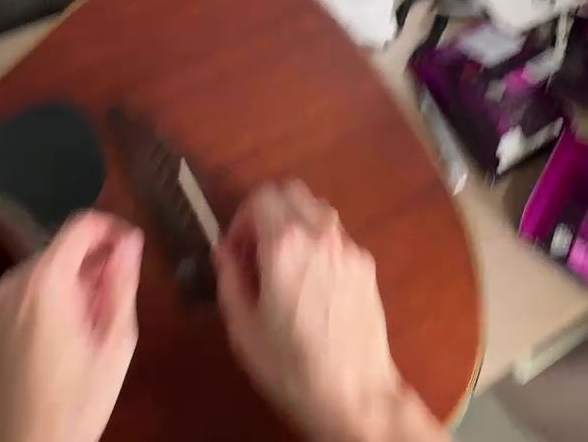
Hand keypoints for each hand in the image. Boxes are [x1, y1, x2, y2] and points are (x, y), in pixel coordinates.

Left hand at [0, 210, 143, 441]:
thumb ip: (123, 283)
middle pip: (67, 246)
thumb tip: (131, 240)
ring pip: (53, 266)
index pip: (83, 224)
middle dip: (98, 263)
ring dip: (81, 280)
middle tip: (119, 300)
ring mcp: (2, 299)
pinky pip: (36, 287)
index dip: (113, 229)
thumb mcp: (115, 344)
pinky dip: (61, 294)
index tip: (134, 252)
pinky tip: (76, 334)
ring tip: (100, 323)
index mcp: (46, 279)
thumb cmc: (75, 402)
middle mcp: (17, 280)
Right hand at [213, 182, 437, 441]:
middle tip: (256, 247)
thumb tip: (222, 251)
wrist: (356, 396)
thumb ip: (228, 278)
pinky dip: (317, 241)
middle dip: (267, 211)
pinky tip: (312, 280)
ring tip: (284, 262)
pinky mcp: (365, 263)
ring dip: (294, 221)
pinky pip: (335, 234)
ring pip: (315, 208)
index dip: (241, 217)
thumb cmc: (293, 367)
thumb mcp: (243, 328)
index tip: (236, 248)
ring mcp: (347, 246)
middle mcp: (318, 234)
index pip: (260, 196)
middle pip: (290, 191)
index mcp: (284, 243)